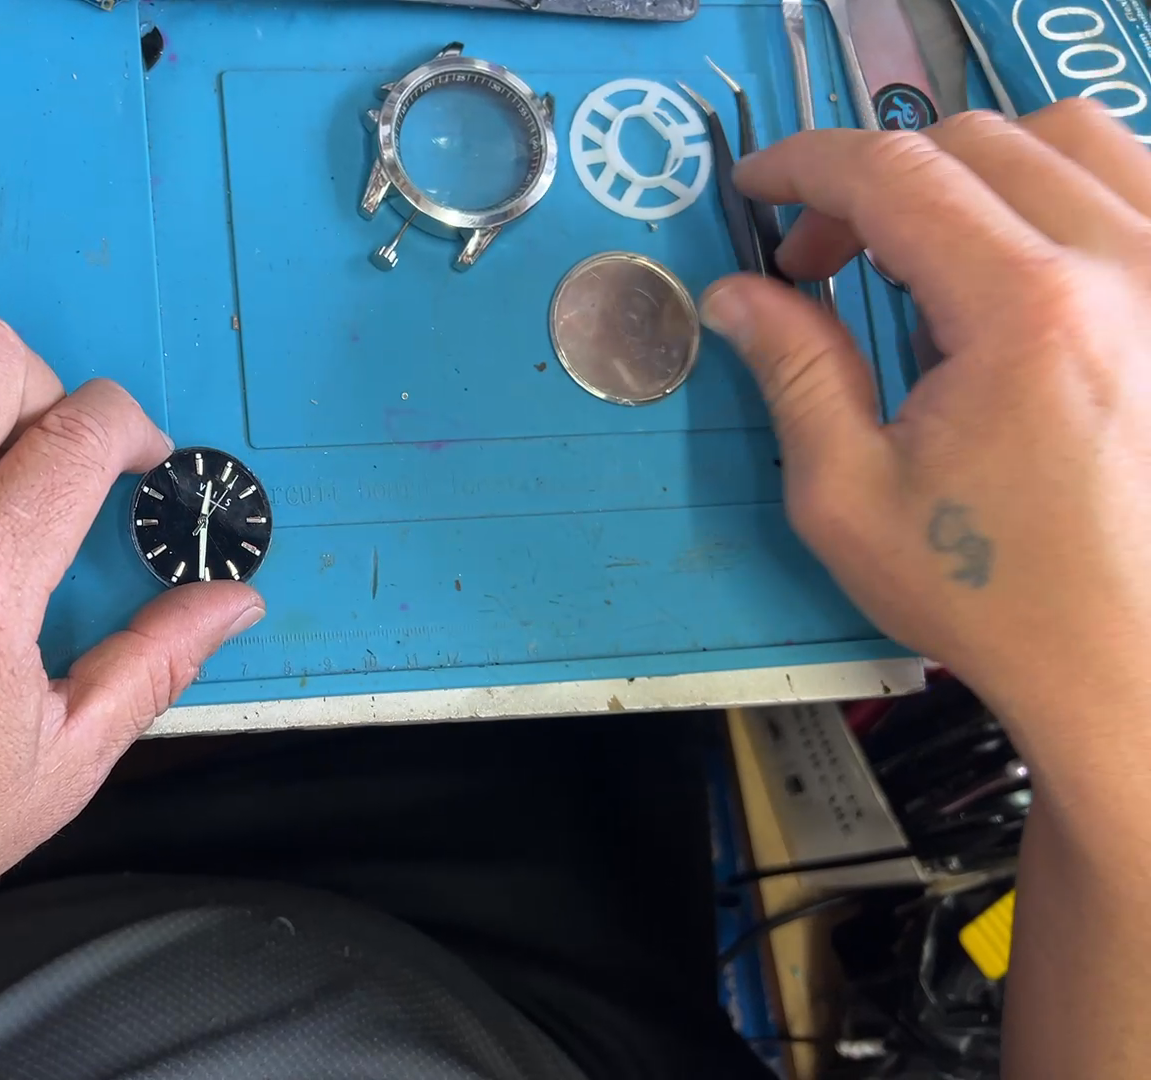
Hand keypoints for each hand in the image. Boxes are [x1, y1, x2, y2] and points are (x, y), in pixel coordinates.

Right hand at [700, 100, 1150, 784]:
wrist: (1137, 657)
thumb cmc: (975, 581)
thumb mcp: (842, 488)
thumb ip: (793, 370)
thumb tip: (733, 295)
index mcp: (1022, 310)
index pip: (897, 176)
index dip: (804, 165)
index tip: (747, 186)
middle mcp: (1131, 259)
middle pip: (977, 143)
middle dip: (865, 185)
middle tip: (807, 264)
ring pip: (1070, 138)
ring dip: (956, 176)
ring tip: (901, 255)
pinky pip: (1137, 178)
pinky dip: (1043, 190)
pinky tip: (998, 263)